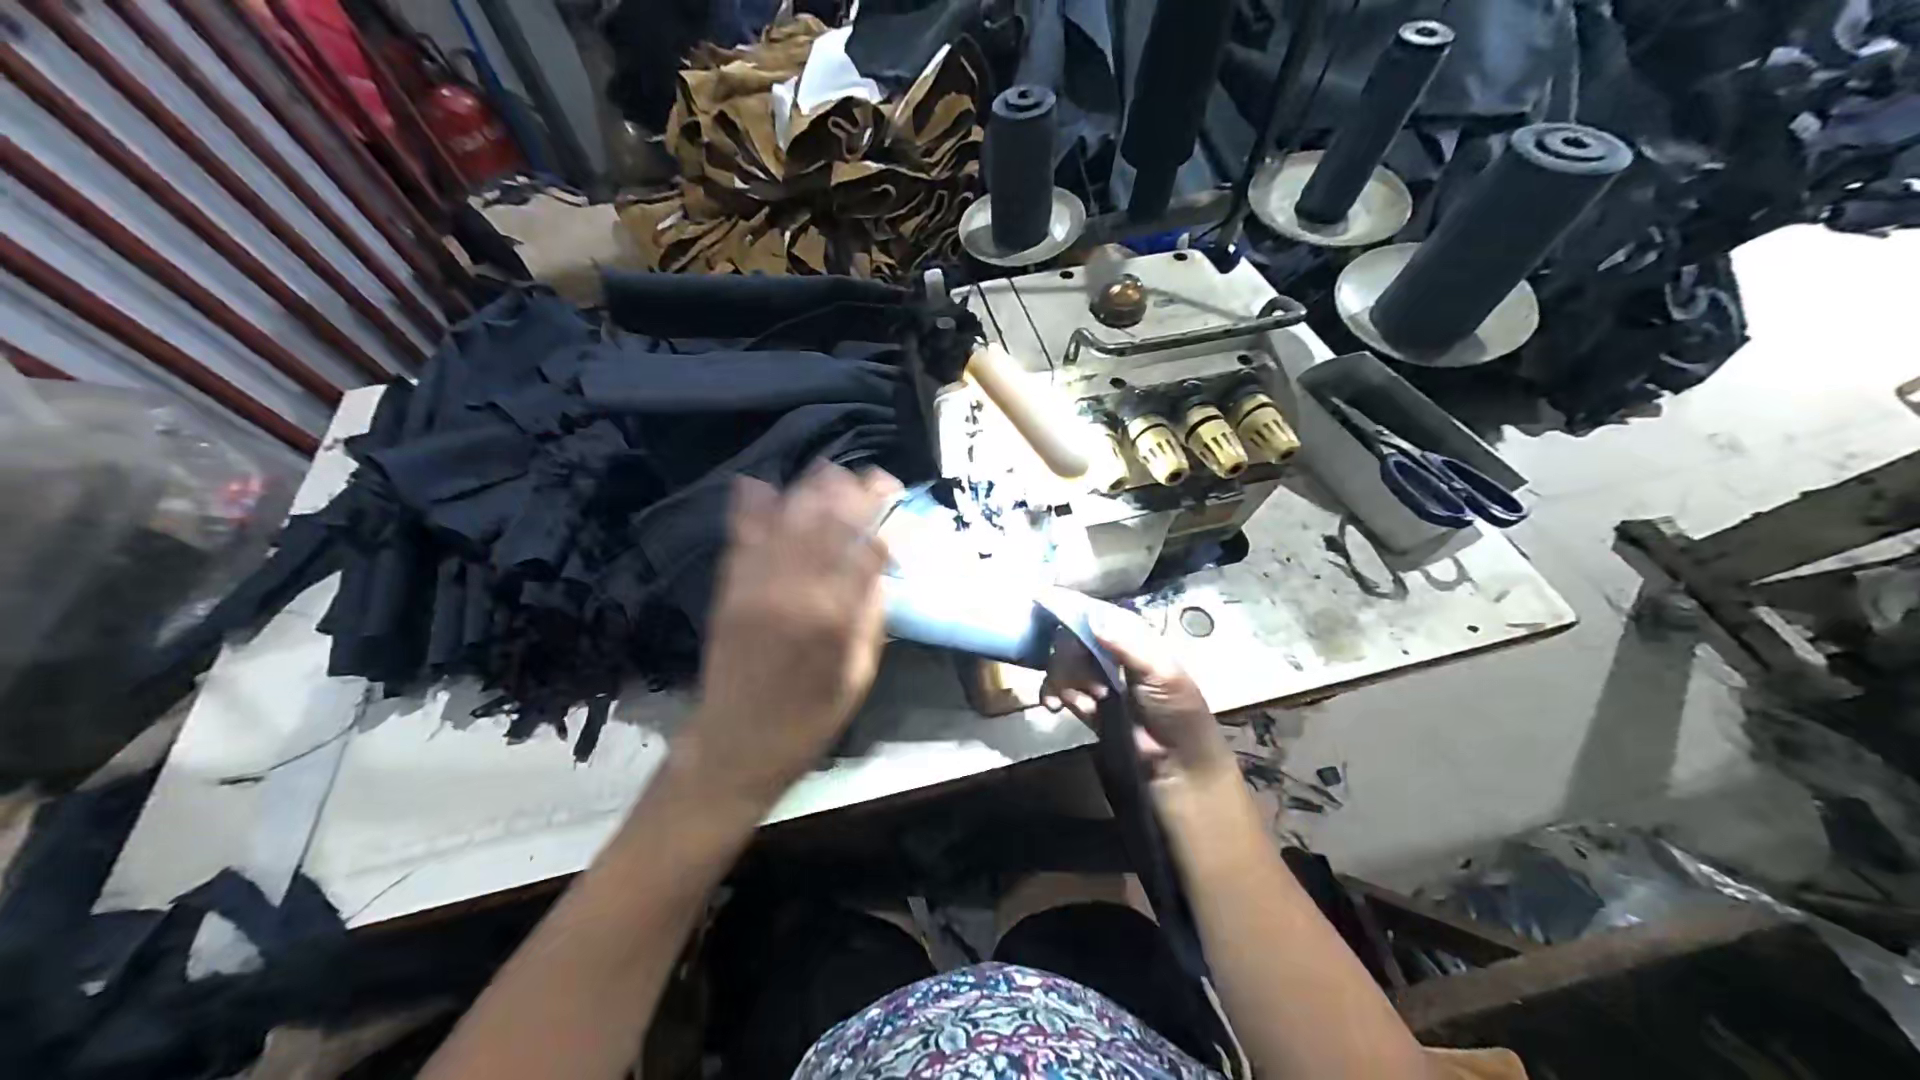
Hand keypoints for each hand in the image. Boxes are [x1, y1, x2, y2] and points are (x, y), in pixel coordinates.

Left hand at [684, 462, 899, 805]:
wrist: (733, 746)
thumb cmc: (807, 722)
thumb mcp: (857, 680)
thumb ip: (871, 624)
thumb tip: (881, 578)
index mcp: (835, 617)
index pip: (868, 550)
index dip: (887, 519)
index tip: (899, 498)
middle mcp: (797, 591)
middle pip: (829, 526)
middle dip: (853, 494)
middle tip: (872, 476)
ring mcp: (757, 587)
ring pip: (787, 523)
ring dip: (809, 492)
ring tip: (829, 471)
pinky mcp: (729, 591)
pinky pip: (740, 540)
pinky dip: (749, 511)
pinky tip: (758, 483)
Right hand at [1040, 607, 1234, 785]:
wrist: (1177, 763)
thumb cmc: (1175, 712)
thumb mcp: (1160, 673)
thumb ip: (1127, 646)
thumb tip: (1093, 619)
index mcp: (1134, 638)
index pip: (1097, 614)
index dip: (1074, 610)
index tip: (1046, 605)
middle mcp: (1112, 653)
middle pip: (1073, 639)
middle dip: (1070, 655)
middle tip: (1087, 681)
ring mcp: (1097, 678)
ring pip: (1063, 663)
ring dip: (1064, 679)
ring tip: (1088, 702)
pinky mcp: (1086, 703)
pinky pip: (1060, 688)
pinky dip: (1052, 693)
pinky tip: (1053, 706)